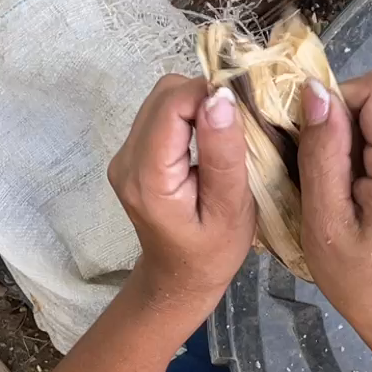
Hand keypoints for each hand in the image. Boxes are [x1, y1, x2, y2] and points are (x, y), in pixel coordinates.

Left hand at [108, 74, 255, 324]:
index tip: (246, 108)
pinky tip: (209, 139)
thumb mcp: (230, 209)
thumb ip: (224, 154)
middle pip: (165, 95)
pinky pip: (160, 114)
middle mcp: (126, 161)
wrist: (178, 278)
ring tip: (227, 132)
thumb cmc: (211, 253)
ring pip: (162, 99)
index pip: (174, 105)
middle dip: (206, 96)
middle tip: (241, 122)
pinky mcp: (131, 155)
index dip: (211, 93)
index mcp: (148, 178)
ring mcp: (124, 157)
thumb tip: (222, 97)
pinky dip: (188, 115)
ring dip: (198, 104)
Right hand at [297, 68, 371, 354]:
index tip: (312, 142)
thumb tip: (315, 92)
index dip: (337, 102)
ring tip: (339, 178)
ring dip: (357, 131)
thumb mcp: (325, 222)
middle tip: (322, 163)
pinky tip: (358, 184)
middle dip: (345, 115)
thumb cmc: (361, 281)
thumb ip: (321, 152)